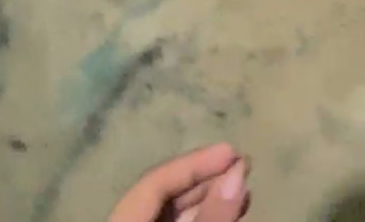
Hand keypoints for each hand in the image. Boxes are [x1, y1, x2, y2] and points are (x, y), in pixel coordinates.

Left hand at [107, 144, 248, 221]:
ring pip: (173, 214)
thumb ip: (211, 216)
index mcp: (121, 221)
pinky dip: (204, 218)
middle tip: (244, 164)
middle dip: (206, 179)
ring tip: (244, 187)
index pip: (154, 181)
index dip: (193, 163)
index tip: (233, 150)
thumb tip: (241, 169)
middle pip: (164, 196)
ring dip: (210, 199)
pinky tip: (231, 211)